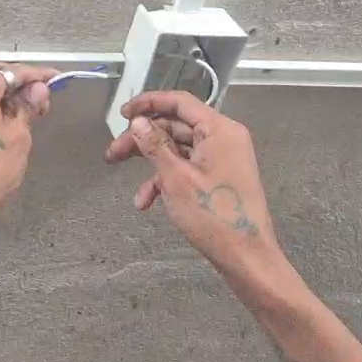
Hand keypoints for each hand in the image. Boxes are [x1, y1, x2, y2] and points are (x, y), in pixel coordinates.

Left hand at [0, 63, 55, 241]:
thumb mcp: (17, 136)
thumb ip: (27, 106)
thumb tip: (38, 88)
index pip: (11, 71)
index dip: (37, 74)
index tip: (58, 79)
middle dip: (21, 83)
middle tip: (45, 100)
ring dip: (7, 95)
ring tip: (32, 111)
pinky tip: (10, 119)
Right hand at [105, 91, 285, 285]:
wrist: (248, 259)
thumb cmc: (214, 216)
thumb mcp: (176, 178)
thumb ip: (155, 145)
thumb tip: (138, 121)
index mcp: (220, 130)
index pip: (180, 102)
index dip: (148, 103)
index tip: (122, 113)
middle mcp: (223, 138)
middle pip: (175, 126)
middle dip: (142, 139)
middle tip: (114, 151)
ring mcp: (222, 159)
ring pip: (177, 148)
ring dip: (149, 161)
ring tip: (119, 170)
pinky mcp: (219, 177)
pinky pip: (186, 167)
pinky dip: (165, 179)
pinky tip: (145, 200)